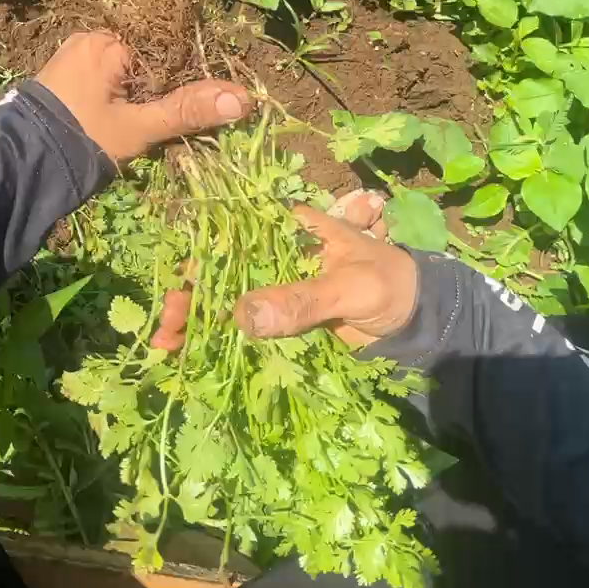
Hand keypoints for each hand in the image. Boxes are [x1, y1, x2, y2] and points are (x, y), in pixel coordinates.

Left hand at [35, 32, 251, 164]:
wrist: (20, 168)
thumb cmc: (80, 141)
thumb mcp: (137, 128)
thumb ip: (186, 110)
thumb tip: (242, 99)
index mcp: (106, 42)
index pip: (165, 44)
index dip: (190, 69)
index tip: (208, 94)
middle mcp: (88, 39)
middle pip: (146, 54)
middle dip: (167, 82)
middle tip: (185, 112)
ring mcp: (73, 57)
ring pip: (127, 67)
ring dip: (146, 90)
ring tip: (161, 117)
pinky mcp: (65, 76)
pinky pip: (107, 75)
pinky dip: (125, 92)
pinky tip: (134, 115)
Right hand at [151, 190, 419, 350]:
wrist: (423, 320)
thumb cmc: (392, 284)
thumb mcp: (350, 286)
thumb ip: (302, 300)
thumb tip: (241, 317)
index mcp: (282, 230)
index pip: (227, 239)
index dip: (195, 263)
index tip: (177, 294)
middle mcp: (269, 254)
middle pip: (216, 273)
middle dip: (187, 300)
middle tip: (165, 332)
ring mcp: (273, 288)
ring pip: (224, 302)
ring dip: (196, 323)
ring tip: (167, 349)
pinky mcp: (281, 320)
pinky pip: (244, 329)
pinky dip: (220, 342)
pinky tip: (195, 358)